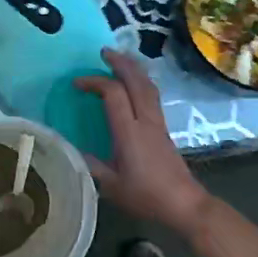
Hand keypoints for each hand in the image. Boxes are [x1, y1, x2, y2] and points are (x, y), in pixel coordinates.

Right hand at [76, 49, 211, 230]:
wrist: (183, 203)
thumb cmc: (146, 196)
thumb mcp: (112, 186)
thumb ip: (92, 166)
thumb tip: (74, 151)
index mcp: (129, 132)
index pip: (113, 94)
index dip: (94, 83)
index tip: (76, 84)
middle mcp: (146, 121)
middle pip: (136, 81)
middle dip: (120, 63)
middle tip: (104, 52)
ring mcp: (158, 123)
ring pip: (148, 86)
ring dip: (134, 69)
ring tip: (120, 61)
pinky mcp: (164, 129)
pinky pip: (153, 96)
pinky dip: (141, 83)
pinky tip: (134, 86)